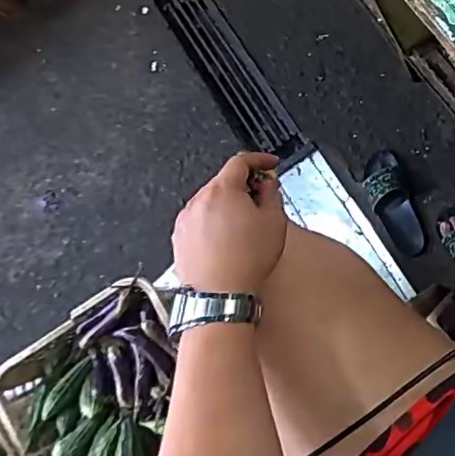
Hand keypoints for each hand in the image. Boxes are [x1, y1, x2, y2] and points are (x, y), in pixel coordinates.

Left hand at [172, 152, 285, 294]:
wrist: (220, 296)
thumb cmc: (246, 261)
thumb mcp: (275, 221)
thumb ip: (272, 193)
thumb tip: (267, 183)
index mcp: (222, 191)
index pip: (240, 161)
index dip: (260, 159)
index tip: (269, 164)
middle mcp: (199, 201)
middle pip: (224, 181)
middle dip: (245, 185)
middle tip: (262, 197)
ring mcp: (186, 220)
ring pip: (211, 201)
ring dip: (228, 204)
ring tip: (246, 225)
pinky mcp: (180, 237)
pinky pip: (200, 219)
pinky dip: (214, 221)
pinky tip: (228, 240)